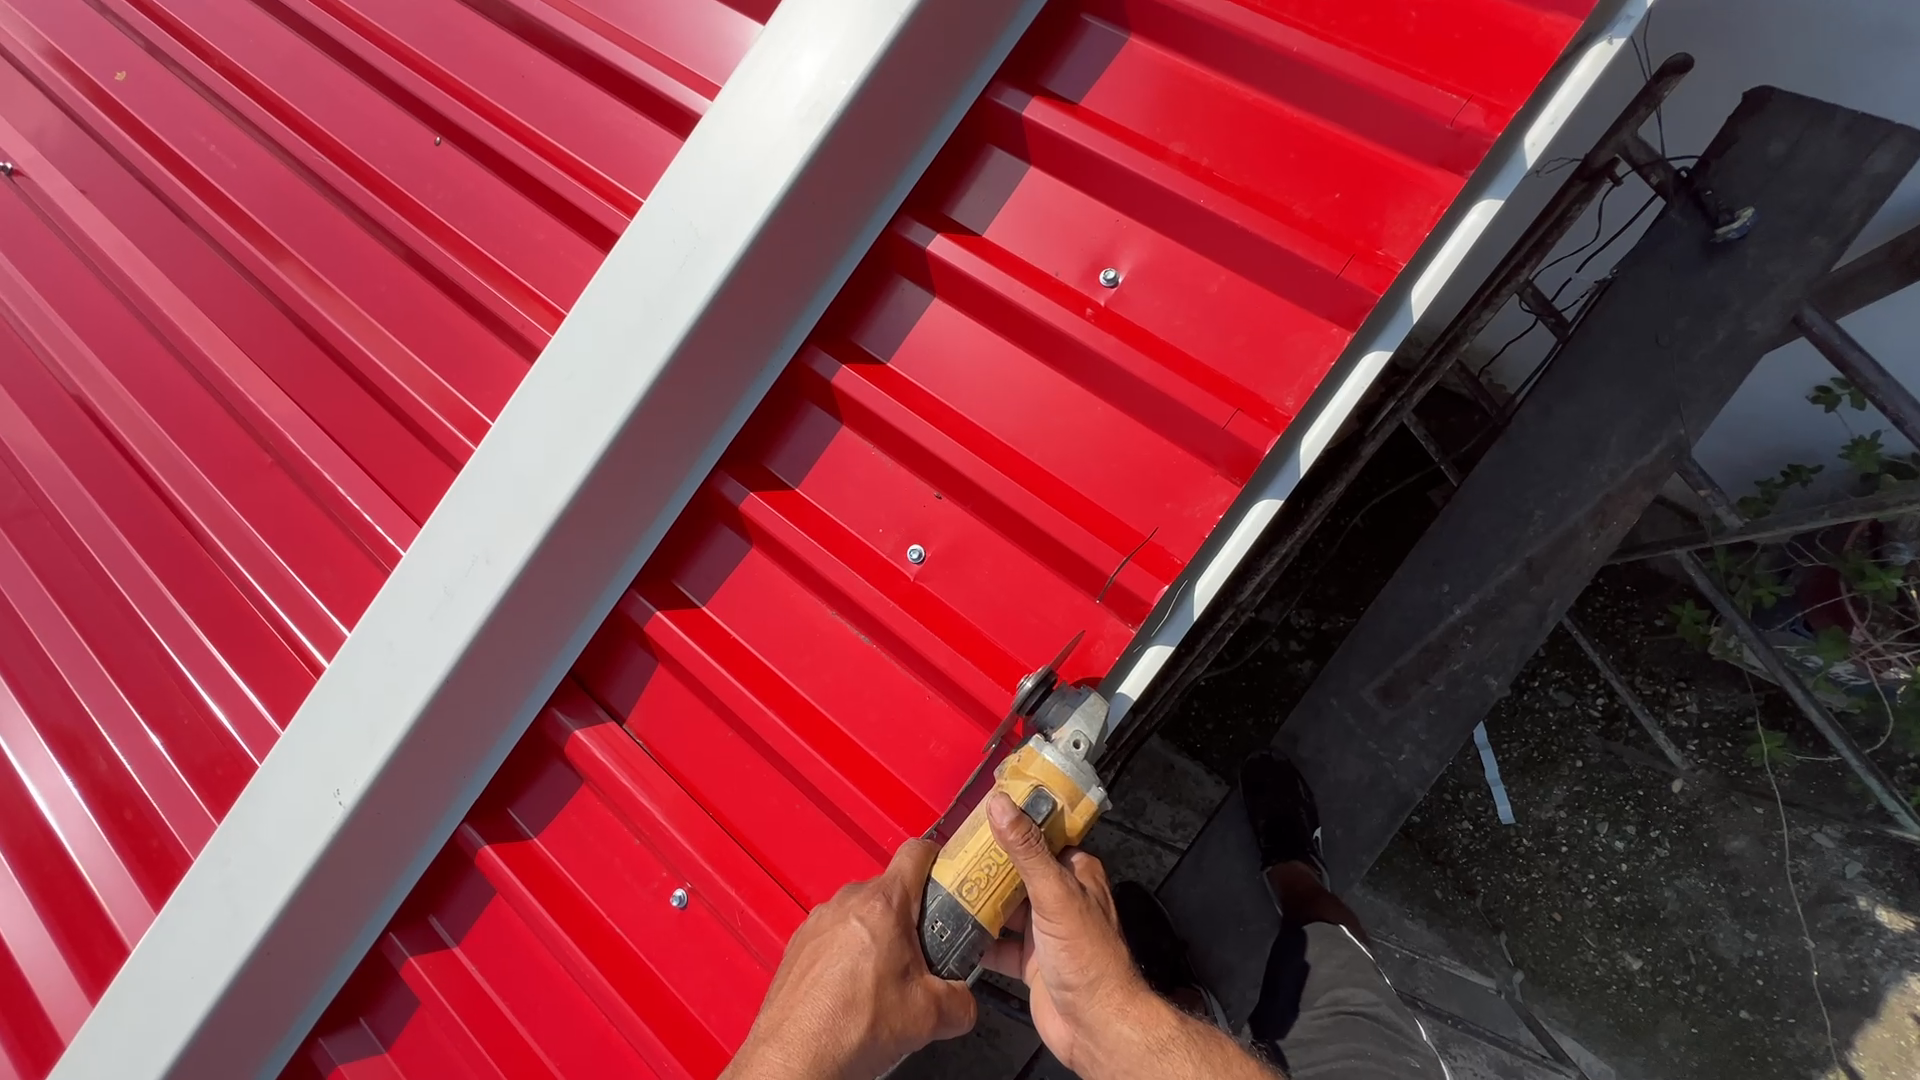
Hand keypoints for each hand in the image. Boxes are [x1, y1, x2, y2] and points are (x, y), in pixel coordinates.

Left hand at [723, 840, 976, 1078]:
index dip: (938, 859)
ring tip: (884, 981)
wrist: (793, 1061)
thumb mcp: (928, 1017)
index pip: (918, 851)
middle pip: (891, 889)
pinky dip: (847, 953)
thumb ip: (960, 1000)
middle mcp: (848, 901)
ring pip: (861, 912)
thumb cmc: (846, 1030)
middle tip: (922, 954)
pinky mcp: (801, 943)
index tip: (948, 876)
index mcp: (883, 904)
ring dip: (877, 936)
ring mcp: (820, 920)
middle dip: (910, 917)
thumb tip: (963, 1001)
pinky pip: (834, 933)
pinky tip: (853, 992)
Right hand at [980, 793, 1152, 1073]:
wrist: (1096, 1027)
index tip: (981, 814)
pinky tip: (957, 932)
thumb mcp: (1054, 893)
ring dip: (980, 901)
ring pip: (1005, 906)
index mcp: (1075, 872)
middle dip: (988, 865)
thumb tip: (1003, 806)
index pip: (1040, 835)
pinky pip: (999, 943)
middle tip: (954, 853)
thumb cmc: (1090, 960)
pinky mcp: (1030, 960)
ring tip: (948, 887)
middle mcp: (1061, 897)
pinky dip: (979, 939)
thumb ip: (1026, 849)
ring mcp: (1045, 930)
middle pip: (1017, 871)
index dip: (1013, 823)